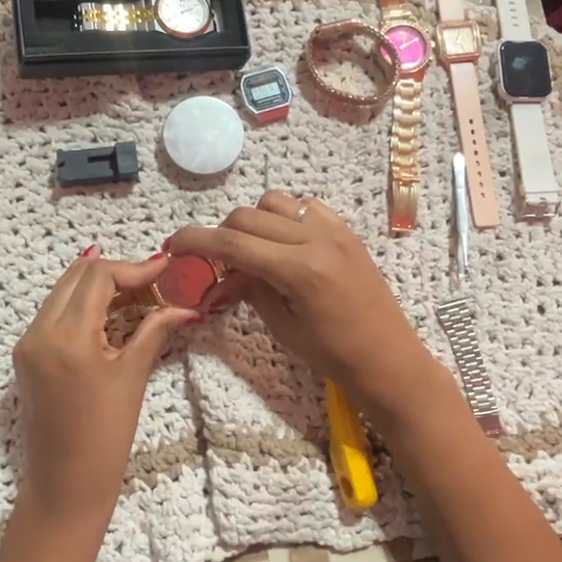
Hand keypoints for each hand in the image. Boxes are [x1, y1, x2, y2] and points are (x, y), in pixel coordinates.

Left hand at [11, 247, 196, 521]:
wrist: (64, 486)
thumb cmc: (104, 437)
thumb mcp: (133, 377)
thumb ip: (154, 330)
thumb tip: (184, 305)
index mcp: (66, 336)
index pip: (98, 276)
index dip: (135, 268)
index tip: (166, 268)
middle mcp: (39, 331)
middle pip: (78, 276)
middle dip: (118, 273)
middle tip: (156, 285)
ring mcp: (28, 342)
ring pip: (64, 290)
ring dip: (101, 287)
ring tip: (141, 298)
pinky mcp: (27, 354)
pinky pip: (55, 312)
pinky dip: (84, 305)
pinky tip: (114, 314)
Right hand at [166, 192, 436, 426]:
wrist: (389, 359)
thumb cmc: (334, 356)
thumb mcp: (282, 327)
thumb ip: (249, 289)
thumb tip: (220, 274)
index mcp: (300, 270)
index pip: (233, 243)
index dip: (196, 241)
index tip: (172, 244)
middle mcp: (317, 239)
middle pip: (248, 218)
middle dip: (222, 236)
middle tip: (215, 264)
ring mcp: (335, 230)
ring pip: (274, 202)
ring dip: (252, 221)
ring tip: (252, 251)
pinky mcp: (346, 231)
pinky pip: (304, 205)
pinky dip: (284, 216)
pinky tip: (283, 243)